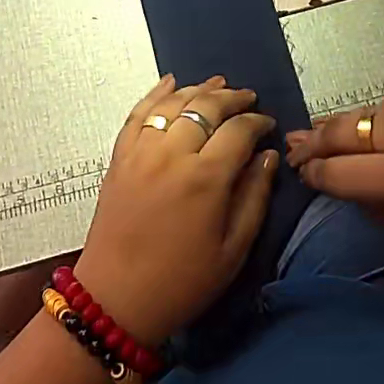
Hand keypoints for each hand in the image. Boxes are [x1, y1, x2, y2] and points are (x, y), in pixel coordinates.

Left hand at [73, 75, 277, 345]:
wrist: (115, 300)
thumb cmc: (183, 282)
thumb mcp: (234, 249)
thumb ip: (255, 196)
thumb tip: (268, 156)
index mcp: (206, 178)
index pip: (239, 130)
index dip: (258, 122)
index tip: (268, 125)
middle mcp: (172, 154)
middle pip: (206, 107)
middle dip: (233, 97)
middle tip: (249, 98)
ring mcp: (141, 152)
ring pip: (173, 104)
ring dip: (198, 89)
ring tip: (218, 84)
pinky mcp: (119, 158)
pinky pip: (137, 114)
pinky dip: (155, 94)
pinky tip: (170, 82)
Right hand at [285, 90, 383, 258]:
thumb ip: (370, 202)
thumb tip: (333, 179)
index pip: (337, 170)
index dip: (314, 174)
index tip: (299, 176)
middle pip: (341, 131)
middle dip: (312, 142)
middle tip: (289, 148)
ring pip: (362, 113)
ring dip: (339, 127)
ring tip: (314, 133)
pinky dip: (370, 120)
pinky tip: (361, 129)